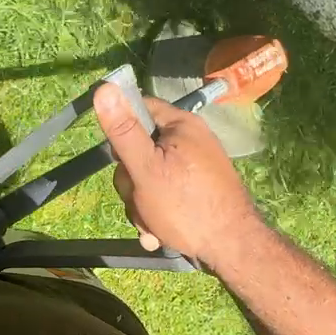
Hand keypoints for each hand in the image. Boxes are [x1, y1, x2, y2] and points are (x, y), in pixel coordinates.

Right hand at [93, 83, 265, 270]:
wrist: (231, 247)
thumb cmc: (187, 206)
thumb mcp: (146, 168)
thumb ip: (124, 131)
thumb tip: (104, 87)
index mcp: (181, 125)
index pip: (140, 109)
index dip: (121, 131)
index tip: (119, 158)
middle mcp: (189, 141)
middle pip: (139, 150)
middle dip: (132, 183)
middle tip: (140, 202)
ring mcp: (193, 168)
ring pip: (147, 178)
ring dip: (141, 206)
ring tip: (153, 226)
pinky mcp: (195, 191)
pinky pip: (163, 195)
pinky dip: (156, 215)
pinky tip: (158, 234)